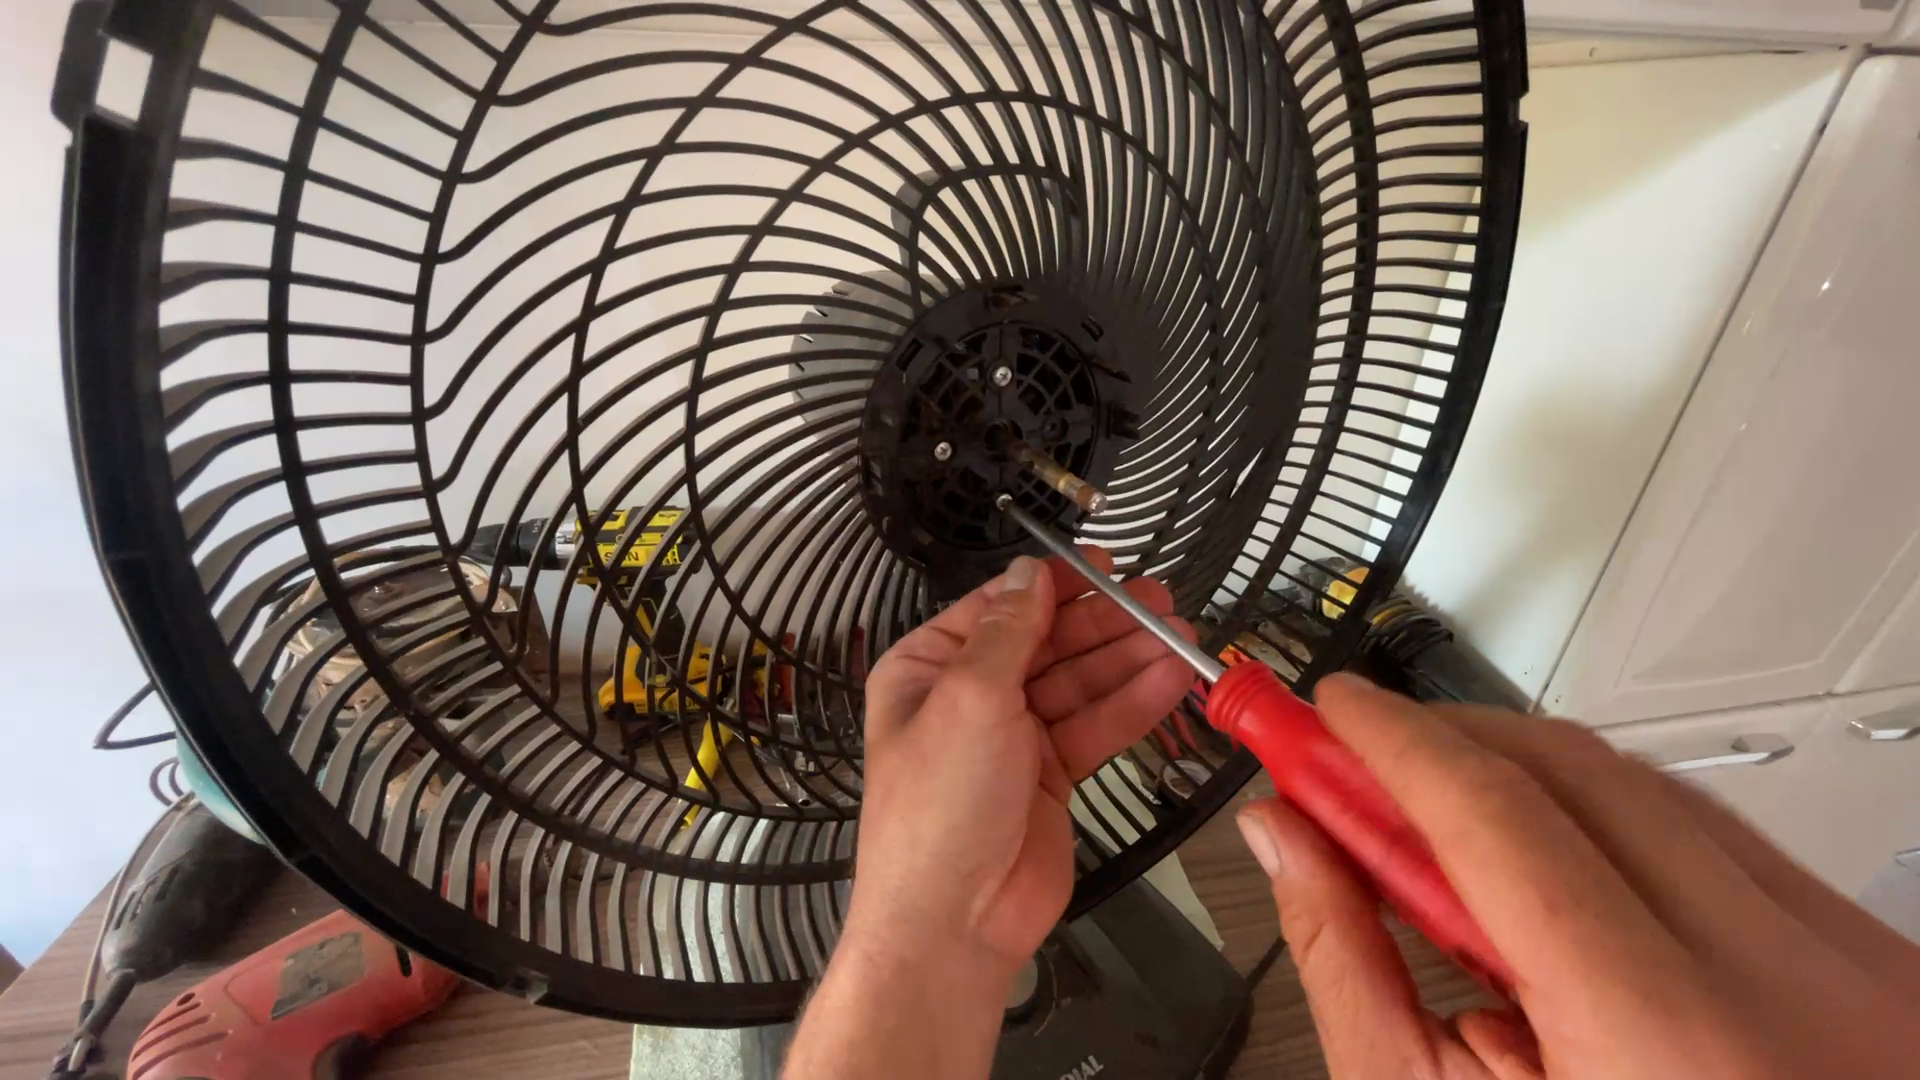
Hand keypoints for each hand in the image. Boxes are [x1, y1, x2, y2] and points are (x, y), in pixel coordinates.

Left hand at [852, 547, 1196, 968]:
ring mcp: (1013, 736)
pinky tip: (1170, 679)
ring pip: (1079, 683)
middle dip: (1103, 621)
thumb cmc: (941, 801)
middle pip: (1047, 643)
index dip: (1053, 584)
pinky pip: (1094, 726)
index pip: (1000, 609)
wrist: (953, 921)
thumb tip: (1029, 572)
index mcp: (930, 667)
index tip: (1104, 565)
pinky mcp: (1051, 773)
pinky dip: (1131, 704)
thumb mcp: (970, 697)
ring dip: (1128, 659)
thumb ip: (1009, 631)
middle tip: (1160, 600)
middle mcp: (970, 696)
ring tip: (1180, 634)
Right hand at [1236, 674, 1919, 1078]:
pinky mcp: (1884, 969)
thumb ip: (1339, 953)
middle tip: (1357, 758)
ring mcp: (1870, 977)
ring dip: (1513, 775)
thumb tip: (1277, 829)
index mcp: (1675, 1050)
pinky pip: (1709, 834)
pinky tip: (1539, 872)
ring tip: (1438, 828)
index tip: (1332, 705)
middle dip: (1442, 740)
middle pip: (1572, 771)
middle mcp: (1806, 997)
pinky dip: (1596, 818)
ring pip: (1642, 787)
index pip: (1497, 813)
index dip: (1393, 737)